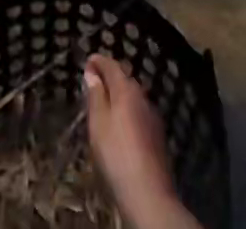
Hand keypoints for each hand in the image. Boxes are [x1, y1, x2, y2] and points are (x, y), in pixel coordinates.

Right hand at [83, 54, 182, 217]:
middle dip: (110, 73)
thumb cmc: (116, 153)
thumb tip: (92, 72)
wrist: (147, 187)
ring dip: (119, 90)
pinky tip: (121, 118)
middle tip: (95, 76)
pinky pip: (138, 108)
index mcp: (127, 90)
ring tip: (104, 96)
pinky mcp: (155, 129)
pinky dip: (127, 105)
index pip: (114, 66)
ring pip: (133, 93)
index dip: (101, 61)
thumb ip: (96, 96)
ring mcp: (151, 112)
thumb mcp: (98, 124)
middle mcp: (142, 95)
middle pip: (125, 78)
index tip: (89, 58)